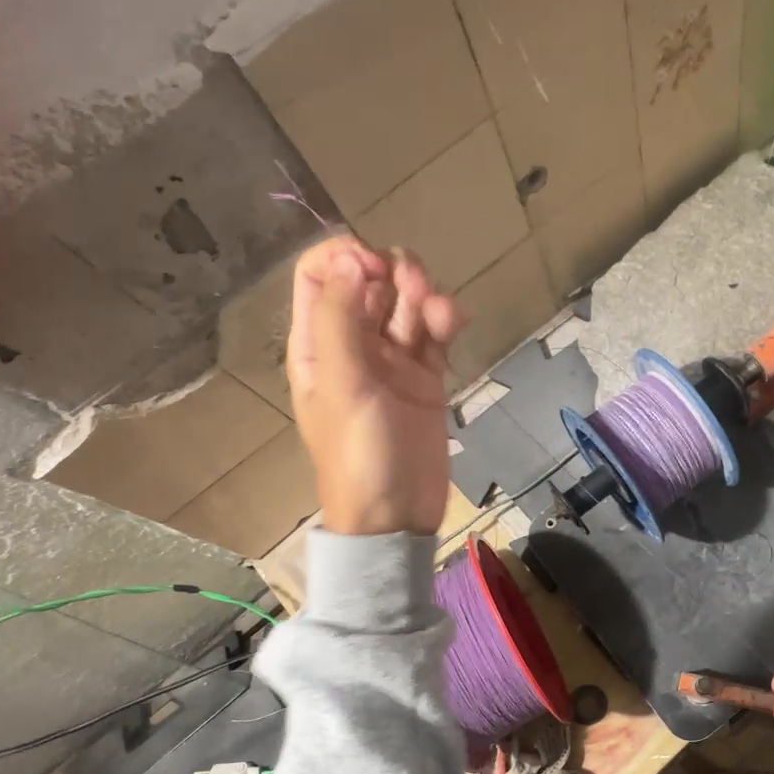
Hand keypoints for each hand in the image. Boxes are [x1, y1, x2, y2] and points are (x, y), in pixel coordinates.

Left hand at [287, 235, 463, 535]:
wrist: (396, 515)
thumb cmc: (360, 454)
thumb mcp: (343, 385)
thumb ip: (341, 320)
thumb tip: (351, 259)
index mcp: (316, 344)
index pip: (321, 276)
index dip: (346, 258)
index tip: (375, 267)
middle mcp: (352, 346)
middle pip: (369, 285)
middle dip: (393, 273)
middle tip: (416, 287)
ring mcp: (393, 363)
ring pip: (406, 307)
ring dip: (424, 295)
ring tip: (442, 311)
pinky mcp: (427, 380)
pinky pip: (435, 336)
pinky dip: (446, 321)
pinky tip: (456, 321)